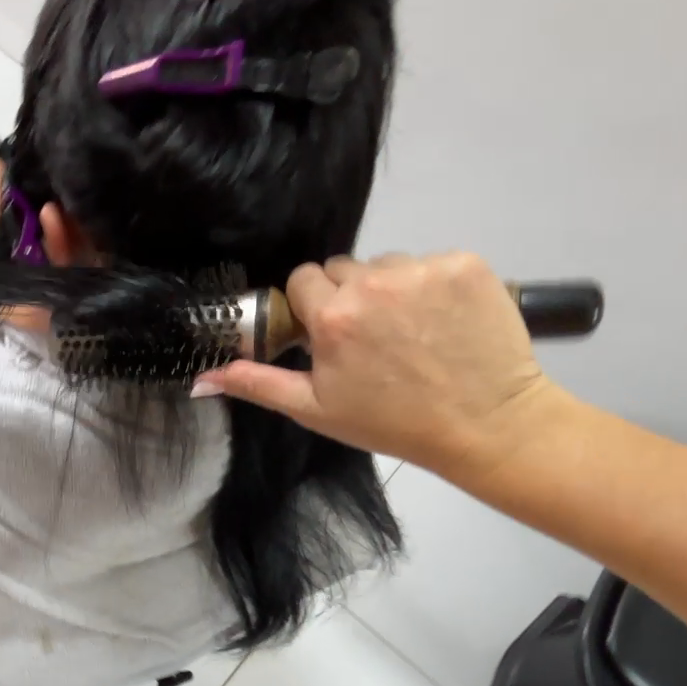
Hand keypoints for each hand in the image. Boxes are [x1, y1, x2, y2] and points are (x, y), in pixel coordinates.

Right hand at [194, 252, 568, 481]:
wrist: (484, 423)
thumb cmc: (389, 422)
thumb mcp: (313, 409)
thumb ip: (257, 383)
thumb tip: (202, 377)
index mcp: (331, 316)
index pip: (303, 279)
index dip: (309, 306)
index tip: (324, 333)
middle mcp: (374, 281)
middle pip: (342, 268)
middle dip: (345, 295)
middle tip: (365, 336)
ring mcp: (424, 269)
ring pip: (386, 263)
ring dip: (387, 288)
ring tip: (406, 331)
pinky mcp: (466, 264)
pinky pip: (429, 263)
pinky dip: (429, 286)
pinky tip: (439, 321)